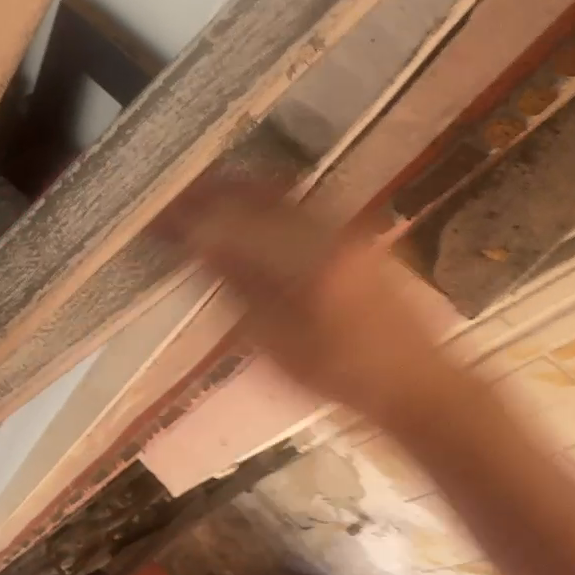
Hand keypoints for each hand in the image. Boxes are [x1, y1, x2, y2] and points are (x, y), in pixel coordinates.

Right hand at [178, 195, 462, 427]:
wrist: (416, 382)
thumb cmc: (339, 373)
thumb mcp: (275, 340)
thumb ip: (237, 287)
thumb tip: (199, 246)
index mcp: (305, 257)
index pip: (233, 221)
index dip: (191, 216)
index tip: (158, 219)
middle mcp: (329, 229)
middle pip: (258, 194)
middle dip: (211, 193)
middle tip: (174, 203)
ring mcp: (347, 229)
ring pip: (281, 194)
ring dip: (238, 193)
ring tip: (201, 202)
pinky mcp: (356, 237)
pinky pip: (299, 206)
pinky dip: (265, 203)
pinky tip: (246, 216)